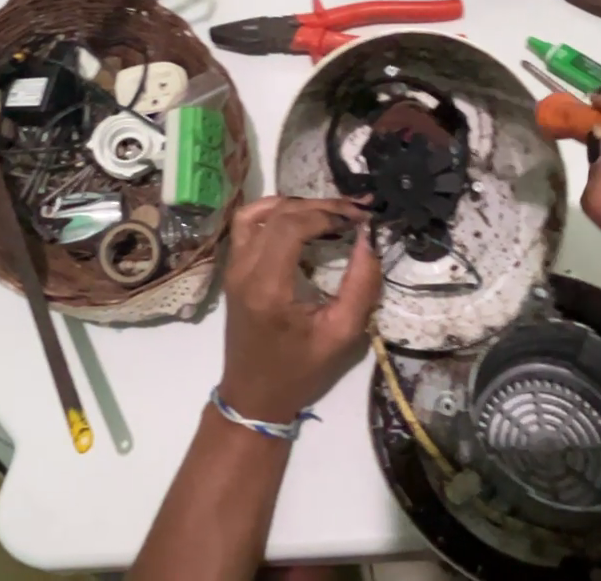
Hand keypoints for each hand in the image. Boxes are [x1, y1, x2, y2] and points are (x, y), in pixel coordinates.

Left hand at [217, 196, 380, 423]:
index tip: (359, 218)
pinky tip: (297, 215)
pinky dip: (271, 211)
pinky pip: (246, 224)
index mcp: (268, 287)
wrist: (254, 396)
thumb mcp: (341, 336)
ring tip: (331, 211)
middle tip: (355, 211)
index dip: (327, 213)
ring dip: (297, 205)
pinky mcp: (232, 268)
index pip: (292, 226)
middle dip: (320, 206)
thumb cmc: (299, 371)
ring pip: (260, 213)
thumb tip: (368, 239)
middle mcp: (244, 269)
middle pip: (279, 215)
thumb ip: (360, 285)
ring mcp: (233, 266)